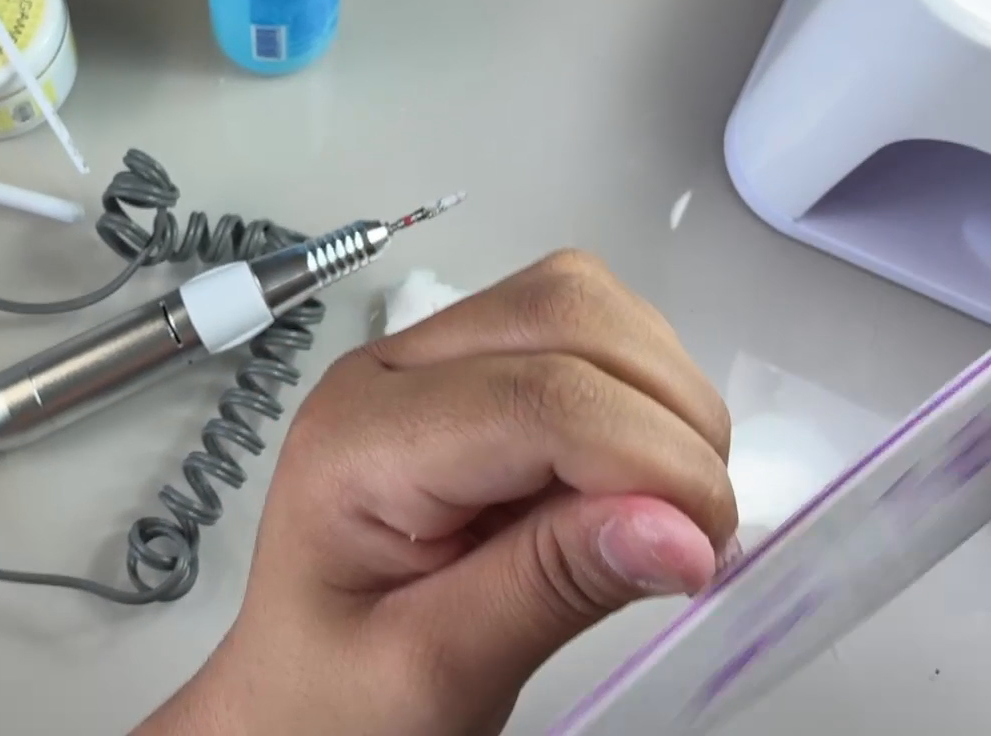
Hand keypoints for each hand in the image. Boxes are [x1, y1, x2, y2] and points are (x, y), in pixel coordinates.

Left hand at [137, 251, 737, 735]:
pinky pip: (563, 329)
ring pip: (568, 300)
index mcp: (358, 441)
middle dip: (662, 408)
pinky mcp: (449, 372)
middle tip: (683, 528)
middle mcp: (382, 372)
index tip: (702, 553)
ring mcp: (413, 361)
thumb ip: (548, 587)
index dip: (649, 460)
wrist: (287, 680)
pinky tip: (617, 467)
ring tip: (652, 498)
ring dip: (652, 386)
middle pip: (555, 310)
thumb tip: (681, 526)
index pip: (531, 399)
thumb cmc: (337, 691)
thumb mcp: (432, 672)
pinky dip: (629, 383)